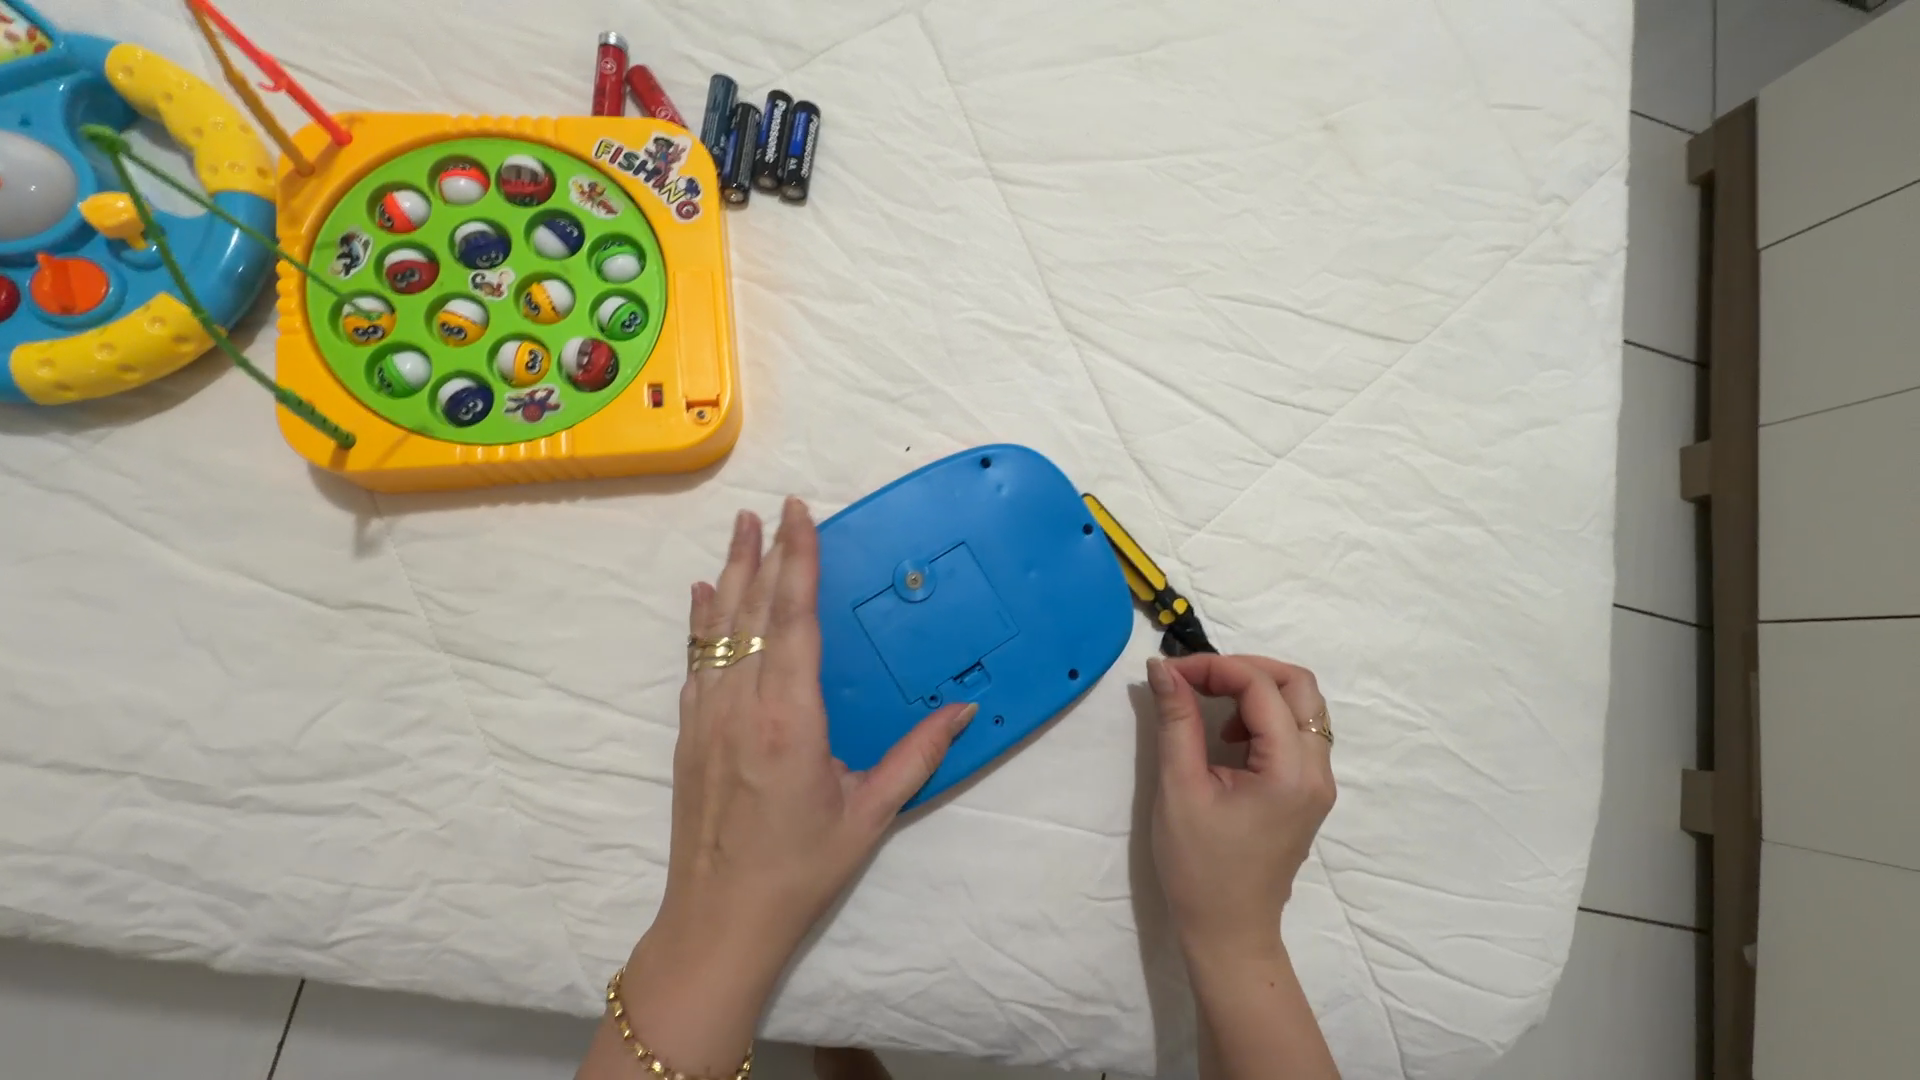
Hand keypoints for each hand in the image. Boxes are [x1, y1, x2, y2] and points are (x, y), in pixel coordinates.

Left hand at [606, 499, 974, 1077]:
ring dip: (730, 574)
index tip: (799, 515)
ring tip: (738, 529)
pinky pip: (695, 661)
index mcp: (790, 717)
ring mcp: (709, 716)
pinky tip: (702, 596)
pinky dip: (700, 622)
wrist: (718, 920)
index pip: (793, 618)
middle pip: (754, 610)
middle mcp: (743, 704)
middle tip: (773, 507)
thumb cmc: (802, 868)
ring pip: (719, 628)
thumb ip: (919, 756)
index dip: (797, 560)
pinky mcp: (690, 733)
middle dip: (764, 552)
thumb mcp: (871, 814)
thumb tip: (965, 710)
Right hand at [1146, 654, 1335, 959]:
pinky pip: (1296, 731)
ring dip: (1256, 690)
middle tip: (1198, 678)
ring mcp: (1317, 782)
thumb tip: (1162, 668)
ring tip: (1209, 704)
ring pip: (1302, 706)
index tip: (1170, 674)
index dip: (1214, 668)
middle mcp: (1317, 770)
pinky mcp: (1306, 791)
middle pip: (1300, 686)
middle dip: (1246, 668)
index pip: (1262, 688)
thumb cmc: (1198, 865)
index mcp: (1290, 771)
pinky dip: (1262, 715)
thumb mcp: (1179, 787)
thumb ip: (1176, 720)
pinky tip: (1227, 736)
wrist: (1227, 931)